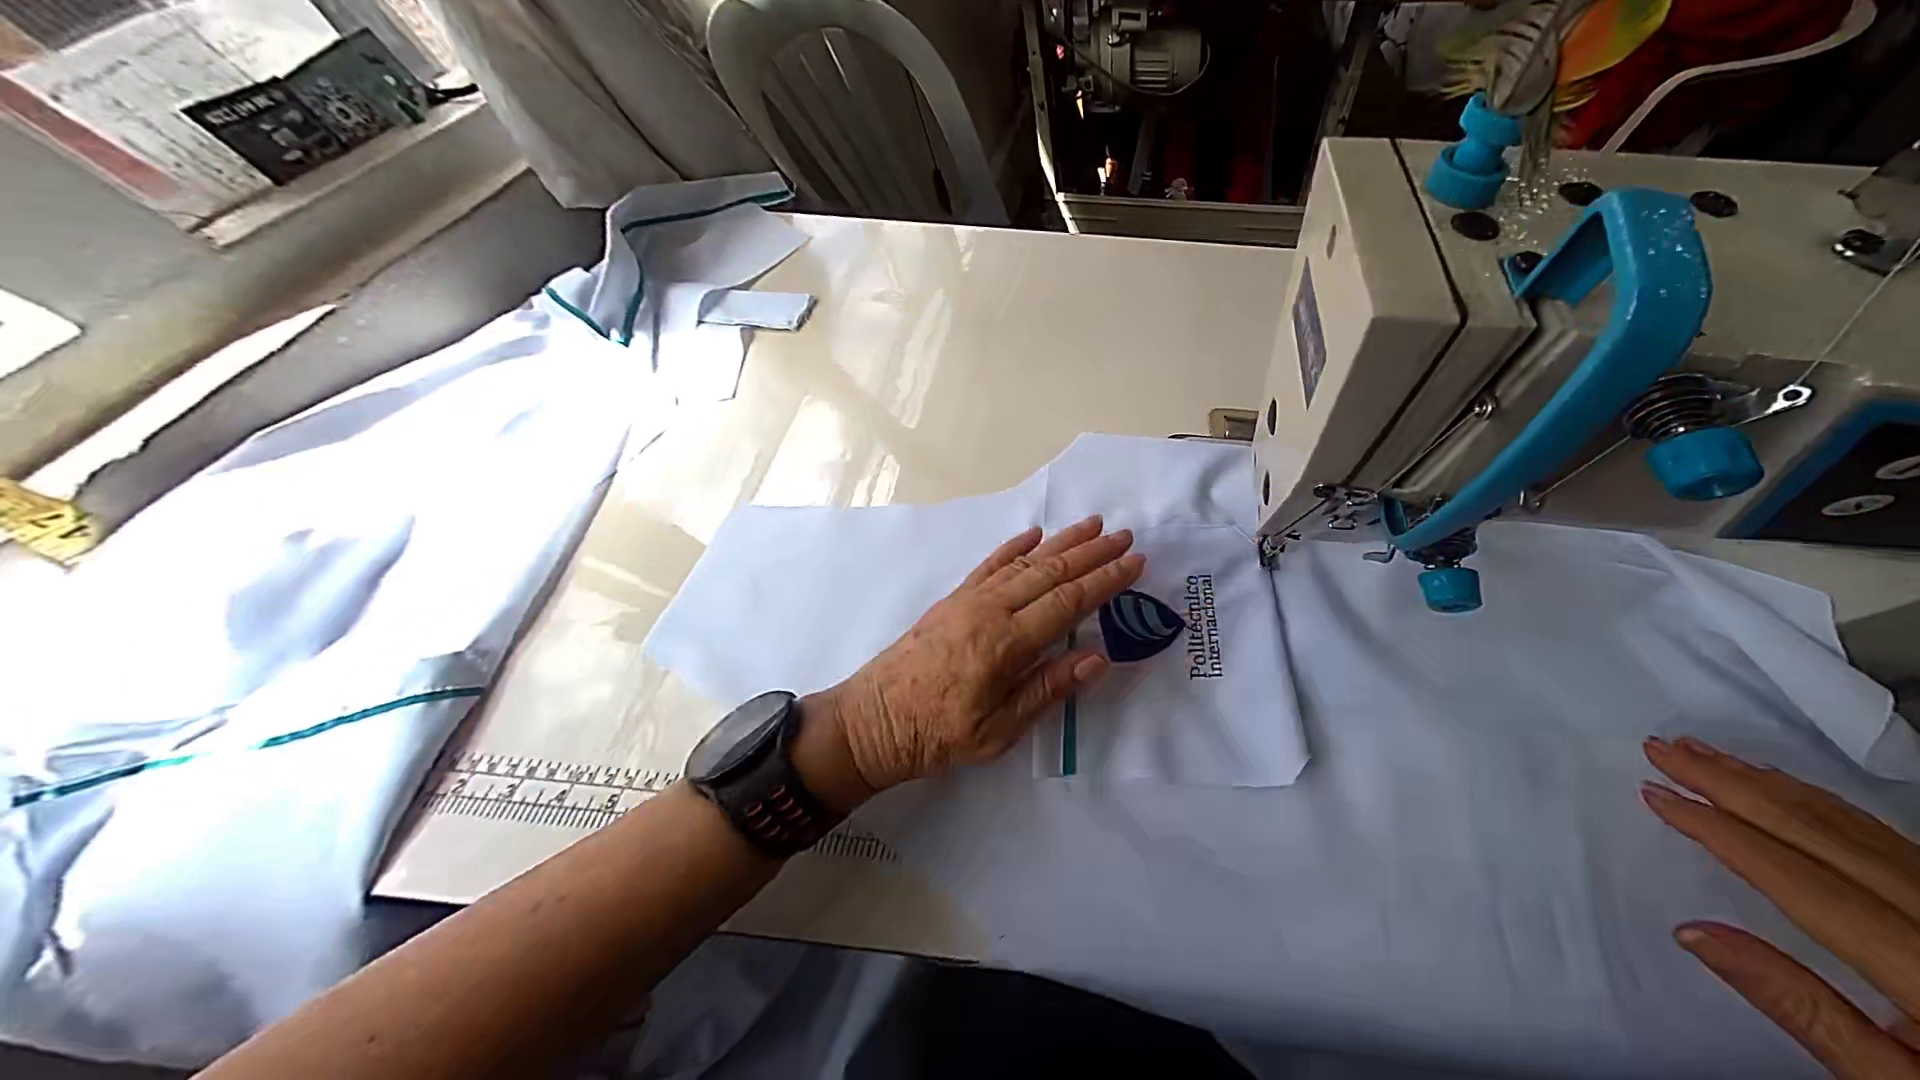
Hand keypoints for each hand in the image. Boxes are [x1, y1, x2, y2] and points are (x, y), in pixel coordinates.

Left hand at [790, 516, 1142, 812]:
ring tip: (1092, 525)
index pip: (1068, 602)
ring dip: (1061, 543)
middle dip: (1091, 553)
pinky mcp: (951, 600)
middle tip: (1125, 535)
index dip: (1104, 581)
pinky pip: (988, 566)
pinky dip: (1012, 548)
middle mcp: (989, 610)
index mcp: (1006, 643)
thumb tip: (1096, 658)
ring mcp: (967, 600)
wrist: (872, 720)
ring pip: (1023, 563)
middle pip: (1050, 573)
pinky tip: (1033, 535)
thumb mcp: (998, 730)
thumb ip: (1047, 690)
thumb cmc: (937, 734)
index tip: (1134, 563)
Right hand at [1643, 736, 1919, 1077]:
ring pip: (1854, 828)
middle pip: (1824, 838)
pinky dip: (1821, 805)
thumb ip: (1801, 1009)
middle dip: (1731, 786)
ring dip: (1767, 785)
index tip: (1656, 794)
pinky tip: (1781, 787)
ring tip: (1701, 754)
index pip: (1798, 880)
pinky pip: (1886, 838)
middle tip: (1661, 749)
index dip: (1720, 831)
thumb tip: (1693, 933)